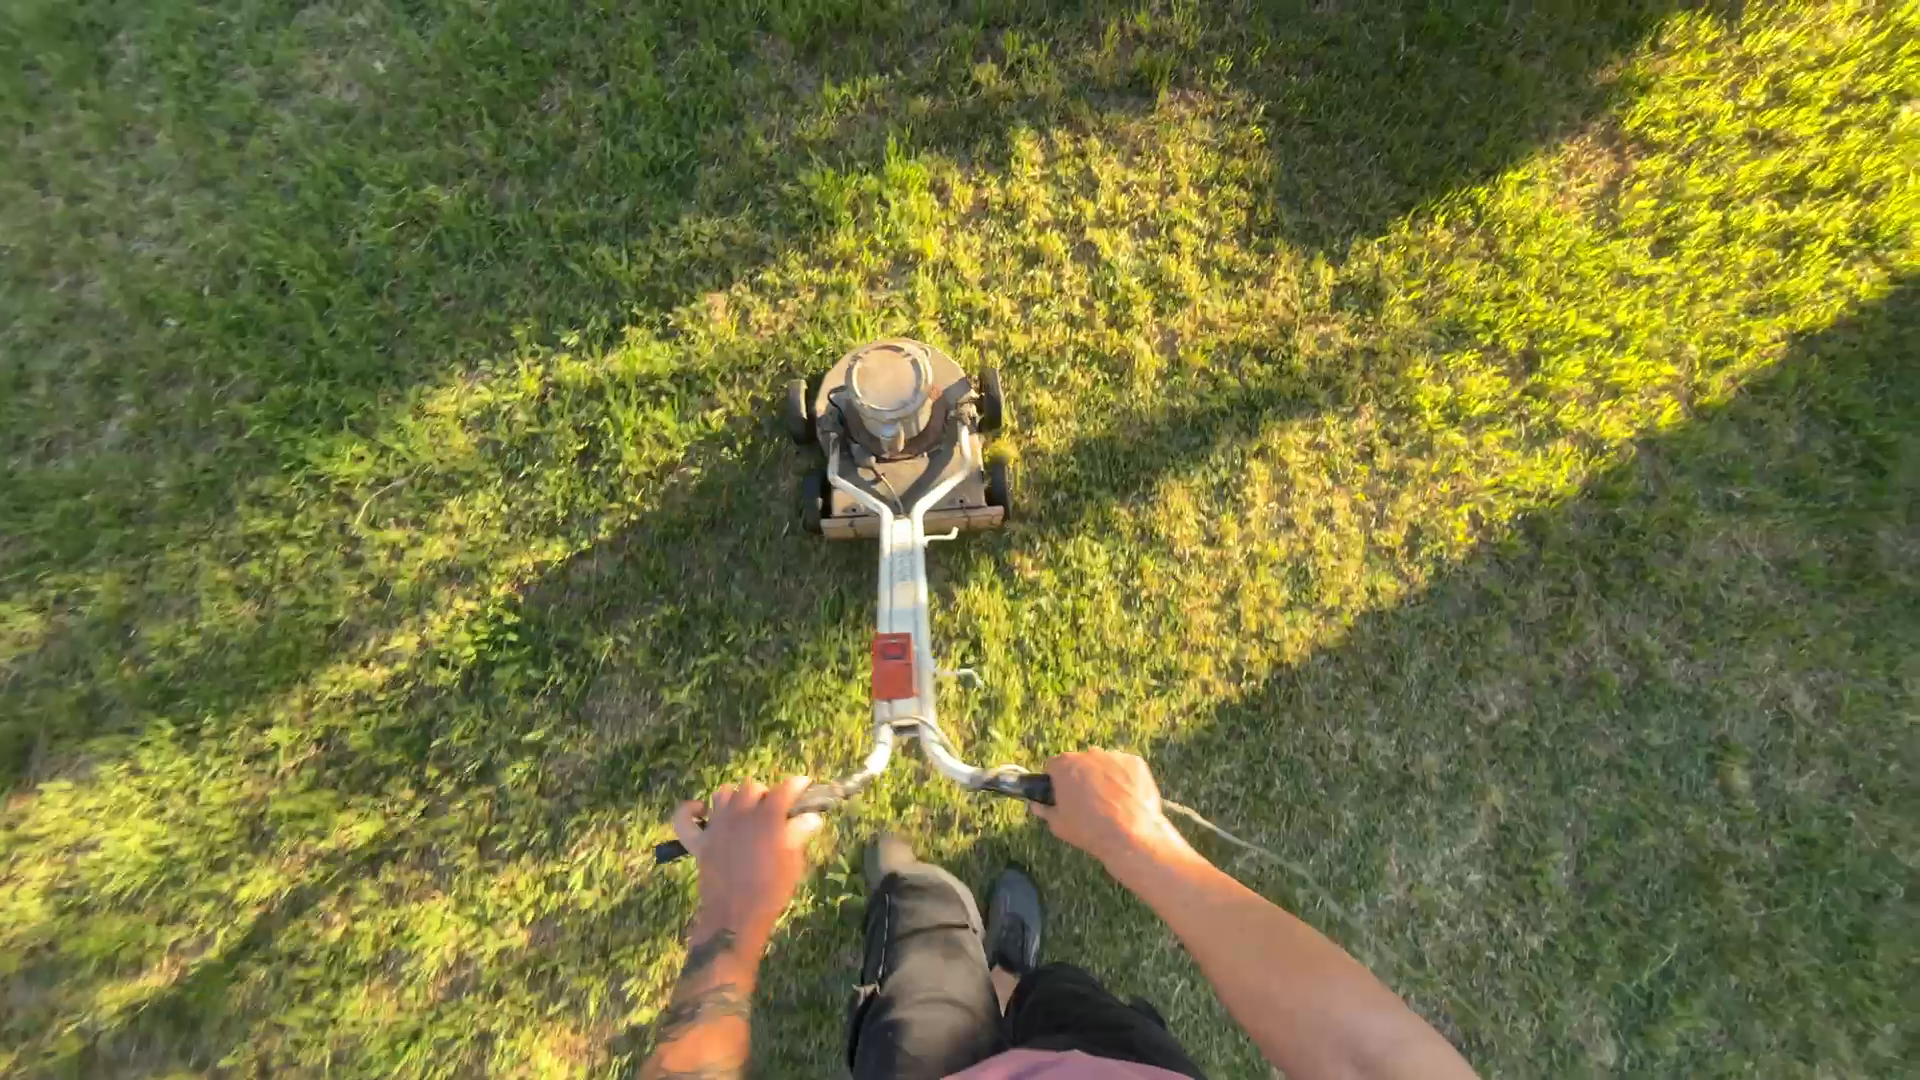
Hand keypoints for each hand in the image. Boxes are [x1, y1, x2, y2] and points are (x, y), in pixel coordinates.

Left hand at [671, 776, 824, 946]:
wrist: (735, 919)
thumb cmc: (770, 891)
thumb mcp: (793, 862)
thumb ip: (799, 834)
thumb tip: (811, 817)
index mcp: (768, 817)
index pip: (785, 788)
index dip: (797, 785)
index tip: (804, 787)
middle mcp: (741, 814)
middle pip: (752, 787)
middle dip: (764, 794)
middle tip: (772, 811)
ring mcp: (717, 826)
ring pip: (723, 793)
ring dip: (735, 798)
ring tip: (744, 812)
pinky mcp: (699, 842)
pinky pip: (685, 820)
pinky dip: (690, 812)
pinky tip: (702, 812)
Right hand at [1030, 749, 1195, 872]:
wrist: (1130, 838)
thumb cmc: (1089, 831)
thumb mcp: (1059, 825)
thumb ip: (1044, 810)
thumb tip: (1035, 805)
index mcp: (1064, 765)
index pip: (1054, 766)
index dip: (1056, 780)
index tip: (1063, 793)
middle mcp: (1088, 754)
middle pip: (1079, 763)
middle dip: (1081, 777)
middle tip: (1088, 800)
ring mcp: (1113, 756)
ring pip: (1103, 763)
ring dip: (1103, 776)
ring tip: (1111, 802)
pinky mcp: (1134, 761)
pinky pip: (1125, 767)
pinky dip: (1124, 778)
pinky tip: (1127, 798)